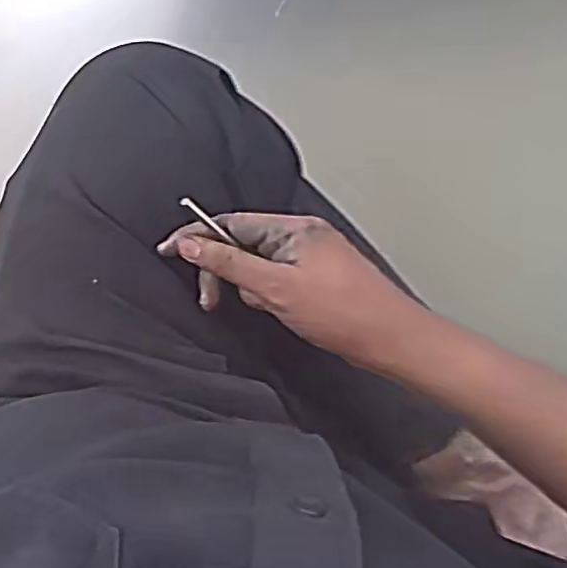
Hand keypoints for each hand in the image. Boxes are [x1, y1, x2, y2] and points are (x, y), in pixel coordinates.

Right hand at [157, 212, 434, 369]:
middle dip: (221, 270)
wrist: (398, 344)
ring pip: (251, 262)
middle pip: (237, 242)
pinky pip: (269, 275)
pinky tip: (275, 307)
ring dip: (246, 285)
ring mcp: (307, 255)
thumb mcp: (272, 287)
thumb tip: (188, 244)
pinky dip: (262, 292)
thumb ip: (225, 262)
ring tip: (262, 304)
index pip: (227, 223)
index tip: (168, 251)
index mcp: (293, 228)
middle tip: (211, 297)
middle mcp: (301, 235)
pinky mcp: (312, 275)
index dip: (194, 237)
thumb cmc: (347, 314)